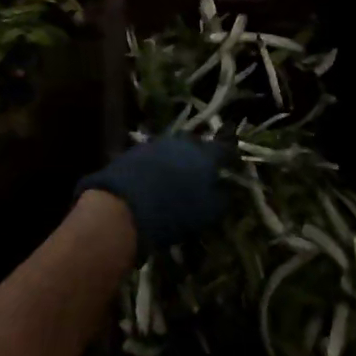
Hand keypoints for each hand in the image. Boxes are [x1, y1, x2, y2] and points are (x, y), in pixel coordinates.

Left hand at [76, 137, 228, 250]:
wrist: (124, 207)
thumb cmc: (174, 212)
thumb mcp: (207, 213)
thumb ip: (221, 199)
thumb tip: (226, 191)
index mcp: (205, 155)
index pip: (224, 150)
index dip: (229, 158)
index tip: (231, 166)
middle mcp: (183, 143)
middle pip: (197, 145)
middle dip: (201, 156)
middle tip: (202, 171)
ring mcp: (157, 143)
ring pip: (174, 148)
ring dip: (178, 159)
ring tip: (177, 176)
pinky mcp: (135, 150)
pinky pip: (154, 154)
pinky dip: (158, 164)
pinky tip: (155, 178)